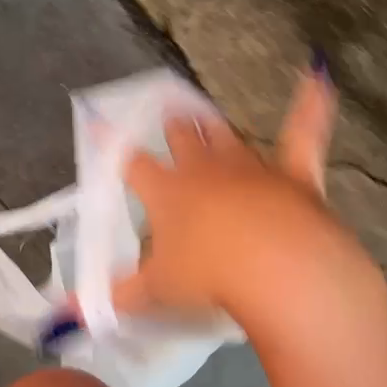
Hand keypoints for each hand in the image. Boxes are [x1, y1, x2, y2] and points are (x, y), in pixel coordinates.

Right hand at [112, 66, 360, 319]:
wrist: (278, 269)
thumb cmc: (209, 278)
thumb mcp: (155, 292)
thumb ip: (115, 297)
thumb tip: (67, 314)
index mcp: (167, 192)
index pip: (133, 164)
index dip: (114, 146)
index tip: (98, 125)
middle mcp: (205, 170)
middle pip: (183, 141)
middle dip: (173, 129)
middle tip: (168, 116)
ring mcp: (251, 166)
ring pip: (226, 137)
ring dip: (212, 127)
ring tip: (201, 112)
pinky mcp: (294, 172)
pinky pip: (303, 130)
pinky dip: (311, 103)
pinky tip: (319, 72)